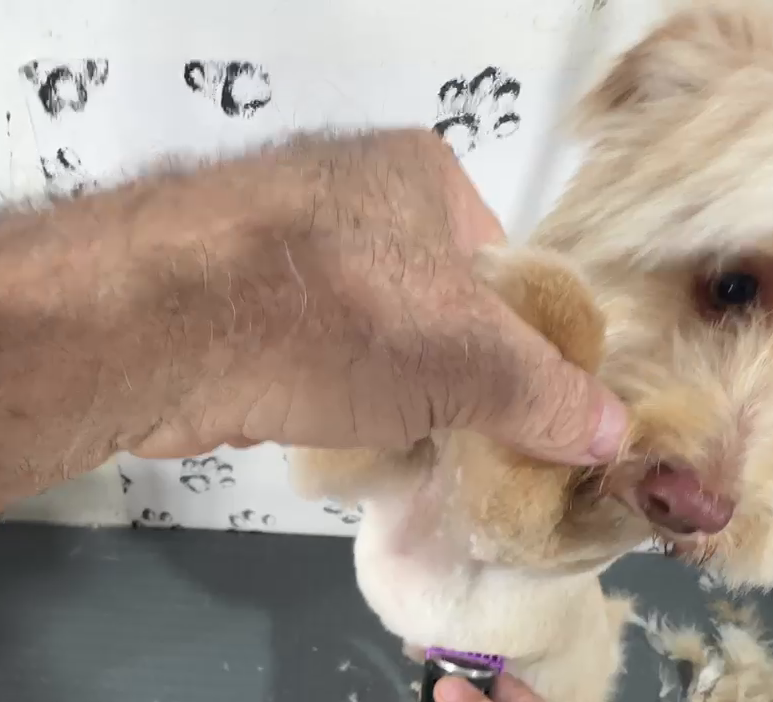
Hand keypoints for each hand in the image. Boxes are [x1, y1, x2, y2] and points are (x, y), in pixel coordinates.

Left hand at [126, 130, 627, 465]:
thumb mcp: (464, 360)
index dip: (519, 350)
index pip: (503, 274)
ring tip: (403, 453)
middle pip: (433, 310)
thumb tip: (608, 431)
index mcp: (422, 179)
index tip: (520, 416)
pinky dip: (329, 404)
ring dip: (388, 400)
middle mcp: (350, 199)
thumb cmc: (336, 317)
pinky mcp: (233, 307)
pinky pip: (311, 361)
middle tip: (465, 448)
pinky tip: (338, 441)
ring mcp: (282, 252)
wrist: (163, 330)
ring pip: (368, 342)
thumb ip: (542, 393)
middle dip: (450, 383)